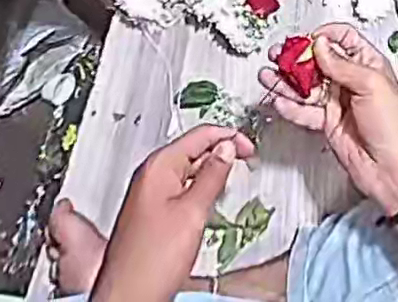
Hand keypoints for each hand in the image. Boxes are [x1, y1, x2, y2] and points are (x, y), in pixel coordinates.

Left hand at [95, 125, 253, 300]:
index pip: (201, 134)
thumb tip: (227, 148)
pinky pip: (180, 188)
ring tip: (228, 182)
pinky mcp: (150, 213)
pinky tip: (208, 203)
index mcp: (159, 166)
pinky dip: (198, 189)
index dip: (229, 137)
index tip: (248, 148)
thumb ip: (214, 174)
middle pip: (194, 149)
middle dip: (220, 153)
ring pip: (188, 169)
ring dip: (210, 172)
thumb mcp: (193, 212)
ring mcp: (148, 194)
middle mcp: (150, 175)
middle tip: (243, 162)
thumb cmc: (152, 262)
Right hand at [260, 23, 397, 213]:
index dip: (324, 36)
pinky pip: (305, 111)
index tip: (306, 39)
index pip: (343, 39)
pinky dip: (291, 106)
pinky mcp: (328, 122)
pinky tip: (278, 101)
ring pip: (307, 86)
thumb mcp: (370, 84)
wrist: (390, 168)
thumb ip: (342, 64)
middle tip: (278, 55)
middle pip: (319, 61)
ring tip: (268, 76)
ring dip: (286, 81)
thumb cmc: (393, 125)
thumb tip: (321, 44)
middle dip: (296, 58)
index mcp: (367, 63)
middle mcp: (351, 80)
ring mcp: (338, 101)